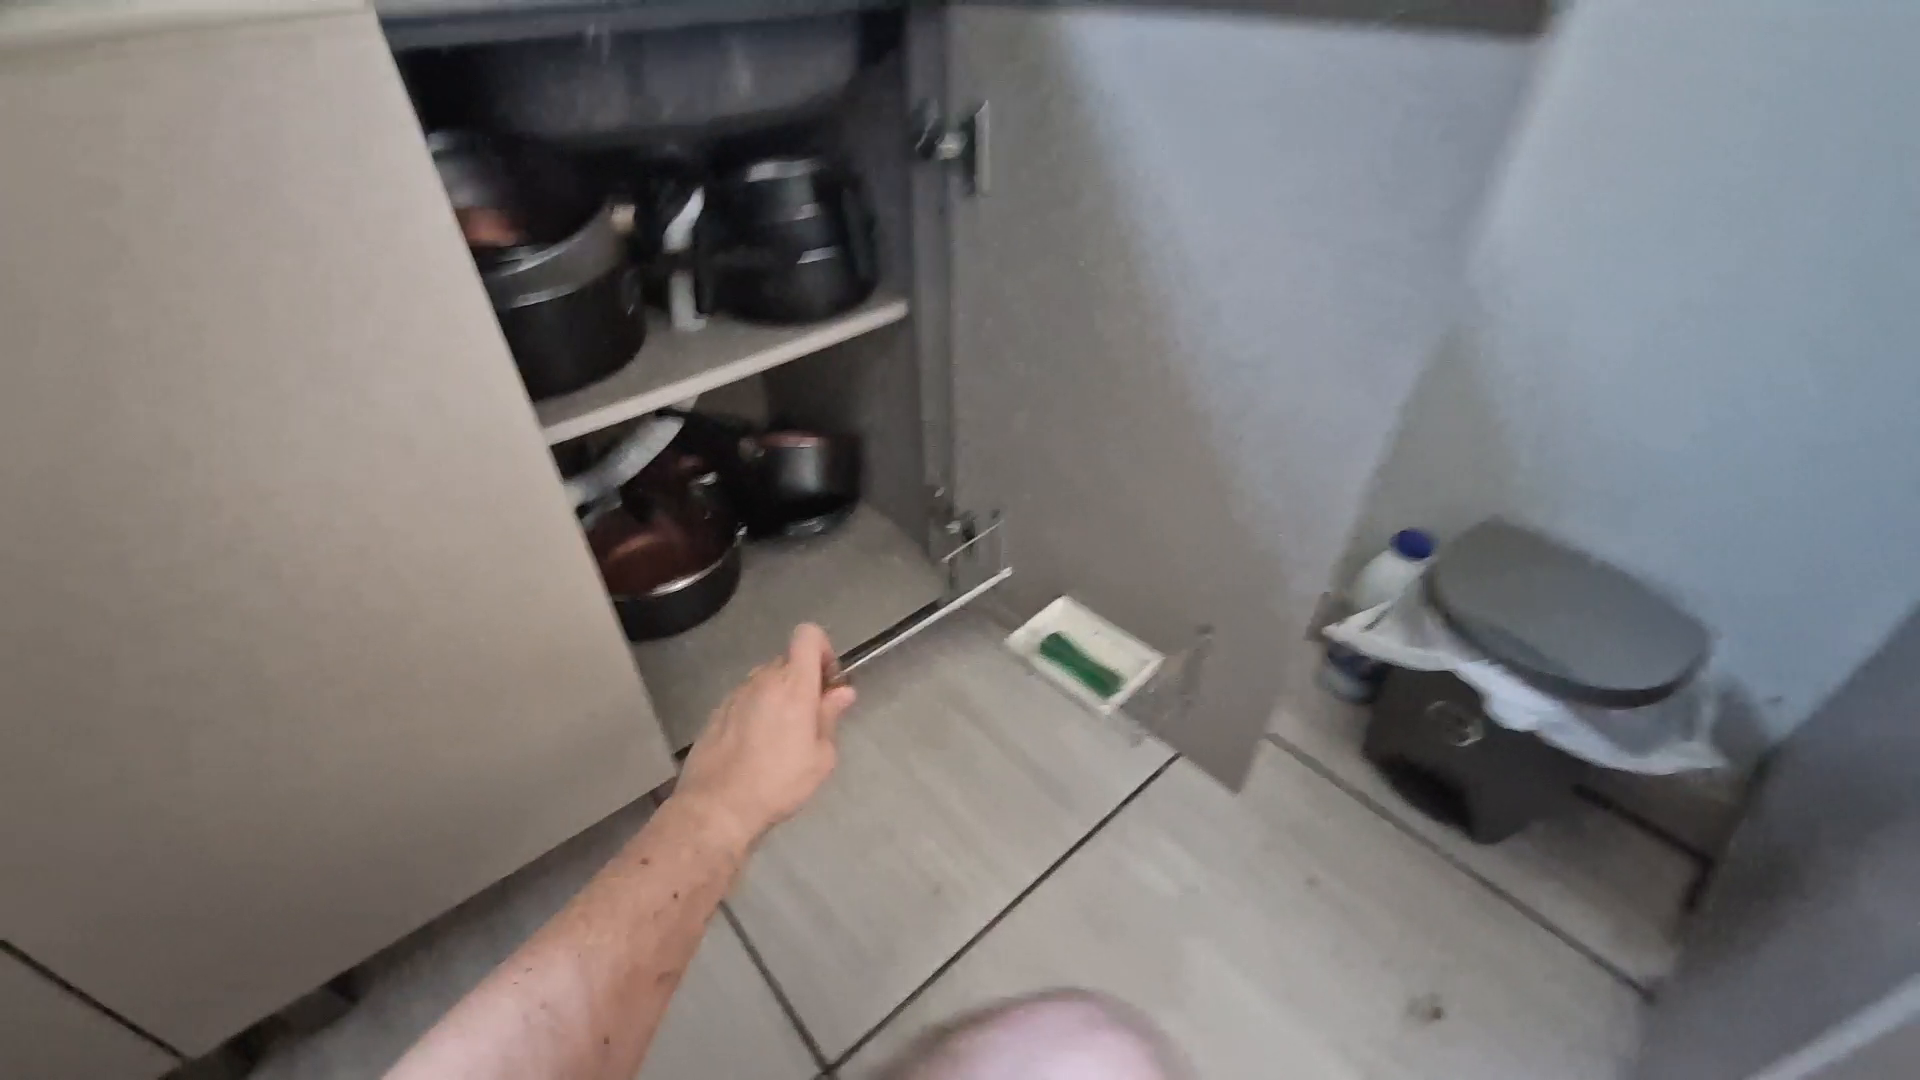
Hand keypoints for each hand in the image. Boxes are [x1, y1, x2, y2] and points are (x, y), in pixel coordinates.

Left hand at [674, 623, 854, 849]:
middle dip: (803, 680)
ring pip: (765, 681)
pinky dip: (756, 711)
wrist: (717, 807)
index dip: (822, 650)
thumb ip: (830, 716)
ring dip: (778, 696)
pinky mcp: (716, 712)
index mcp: (794, 684)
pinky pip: (745, 699)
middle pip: (788, 661)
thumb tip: (841, 692)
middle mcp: (763, 680)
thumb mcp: (821, 757)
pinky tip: (755, 747)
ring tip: (781, 737)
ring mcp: (735, 694)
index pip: (808, 635)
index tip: (827, 682)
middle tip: (810, 717)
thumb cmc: (779, 782)